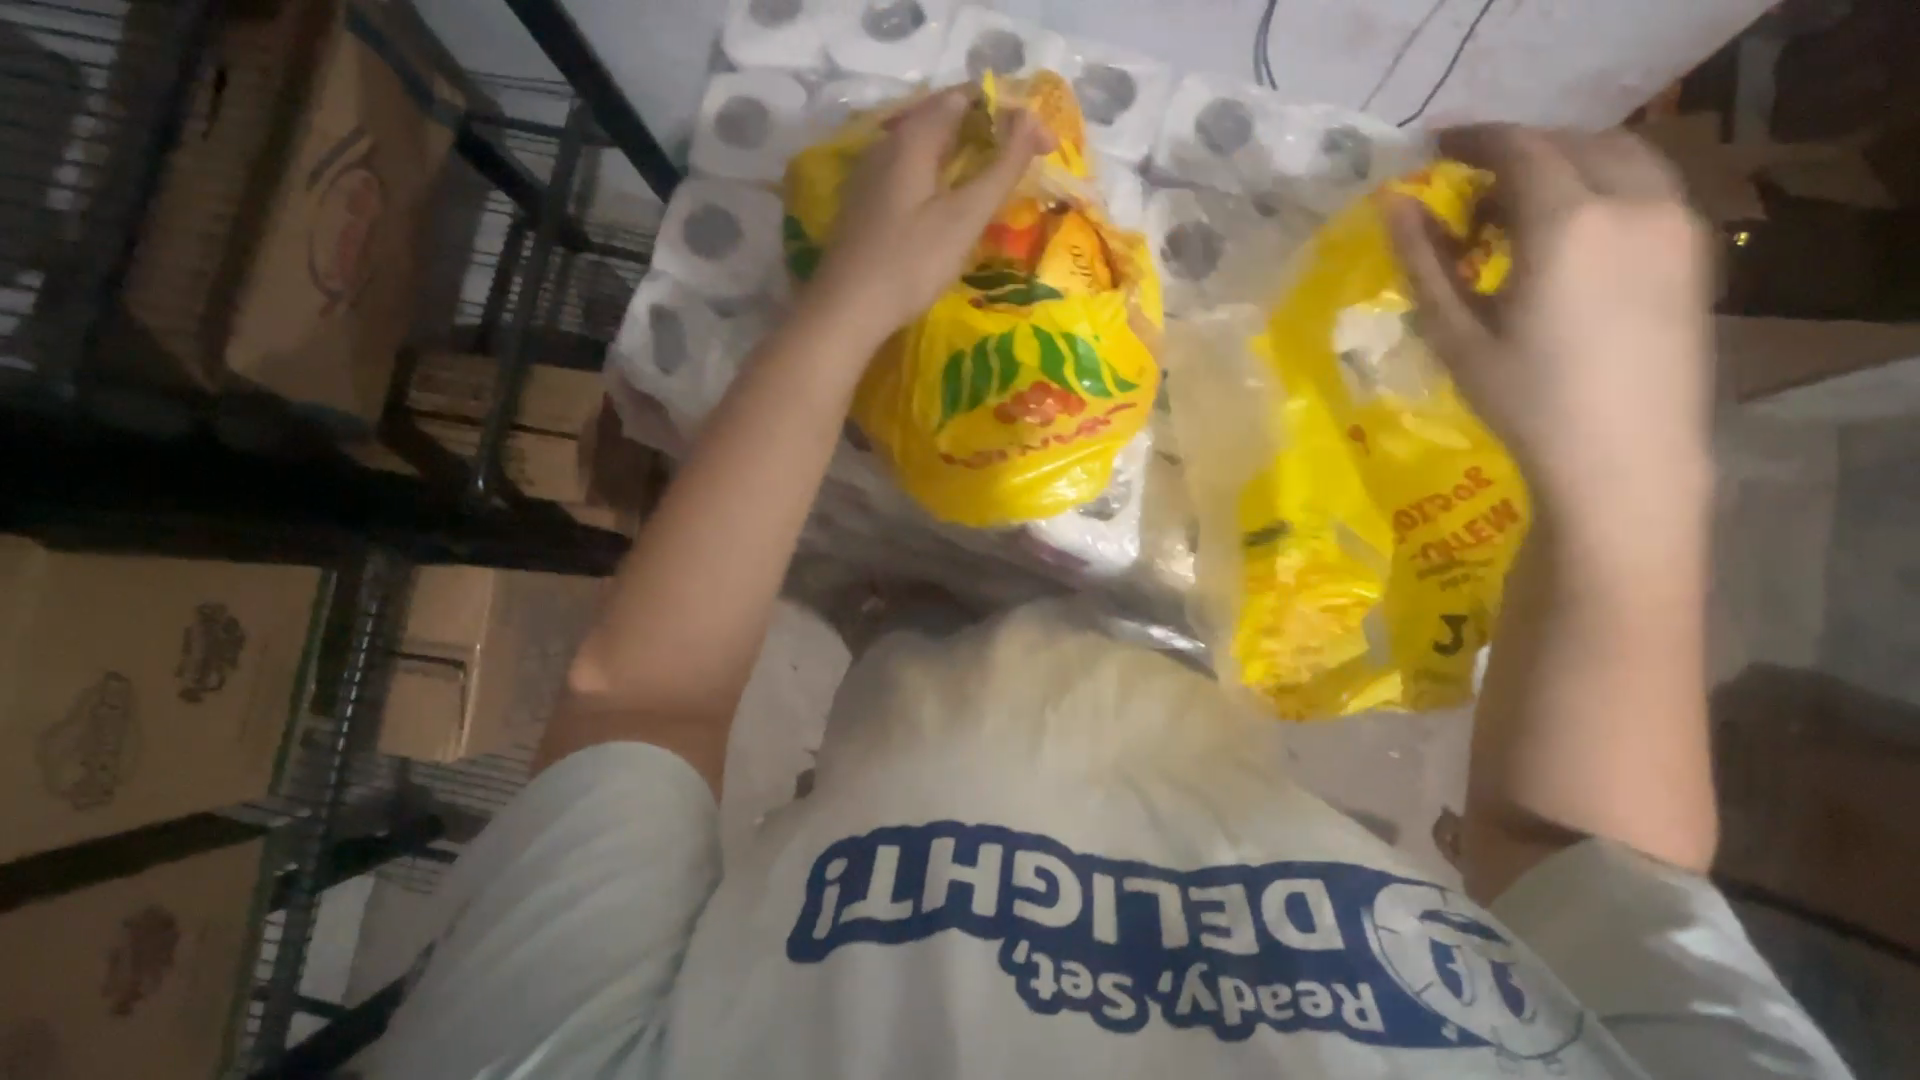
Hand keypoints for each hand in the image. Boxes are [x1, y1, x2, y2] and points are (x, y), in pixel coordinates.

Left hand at [801, 87, 1051, 348]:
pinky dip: (941, 176)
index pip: (968, 98)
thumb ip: (1002, 167)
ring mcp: (871, 174)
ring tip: (996, 182)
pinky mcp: (866, 203)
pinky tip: (952, 204)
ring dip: (965, 155)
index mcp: (912, 137)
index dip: (1011, 114)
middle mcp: (887, 143)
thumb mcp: (965, 217)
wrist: (845, 311)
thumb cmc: (910, 264)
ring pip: (926, 146)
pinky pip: (910, 172)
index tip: (1045, 147)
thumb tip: (1032, 119)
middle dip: (990, 132)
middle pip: (945, 118)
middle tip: (1025, 162)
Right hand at [1386, 126, 1714, 528]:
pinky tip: (1571, 236)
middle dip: (1521, 151)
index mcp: (1569, 221)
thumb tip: (1392, 203)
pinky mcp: (1698, 251)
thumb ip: (1424, 260)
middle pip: (1576, 142)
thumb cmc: (1526, 402)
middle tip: (1472, 186)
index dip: (1473, 140)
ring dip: (1567, 165)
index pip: (1520, 148)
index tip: (1434, 150)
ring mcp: (1677, 224)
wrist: (1624, 458)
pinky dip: (1605, 188)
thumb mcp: (1457, 334)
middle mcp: (1635, 203)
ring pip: (1622, 158)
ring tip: (1520, 209)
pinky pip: (1649, 189)